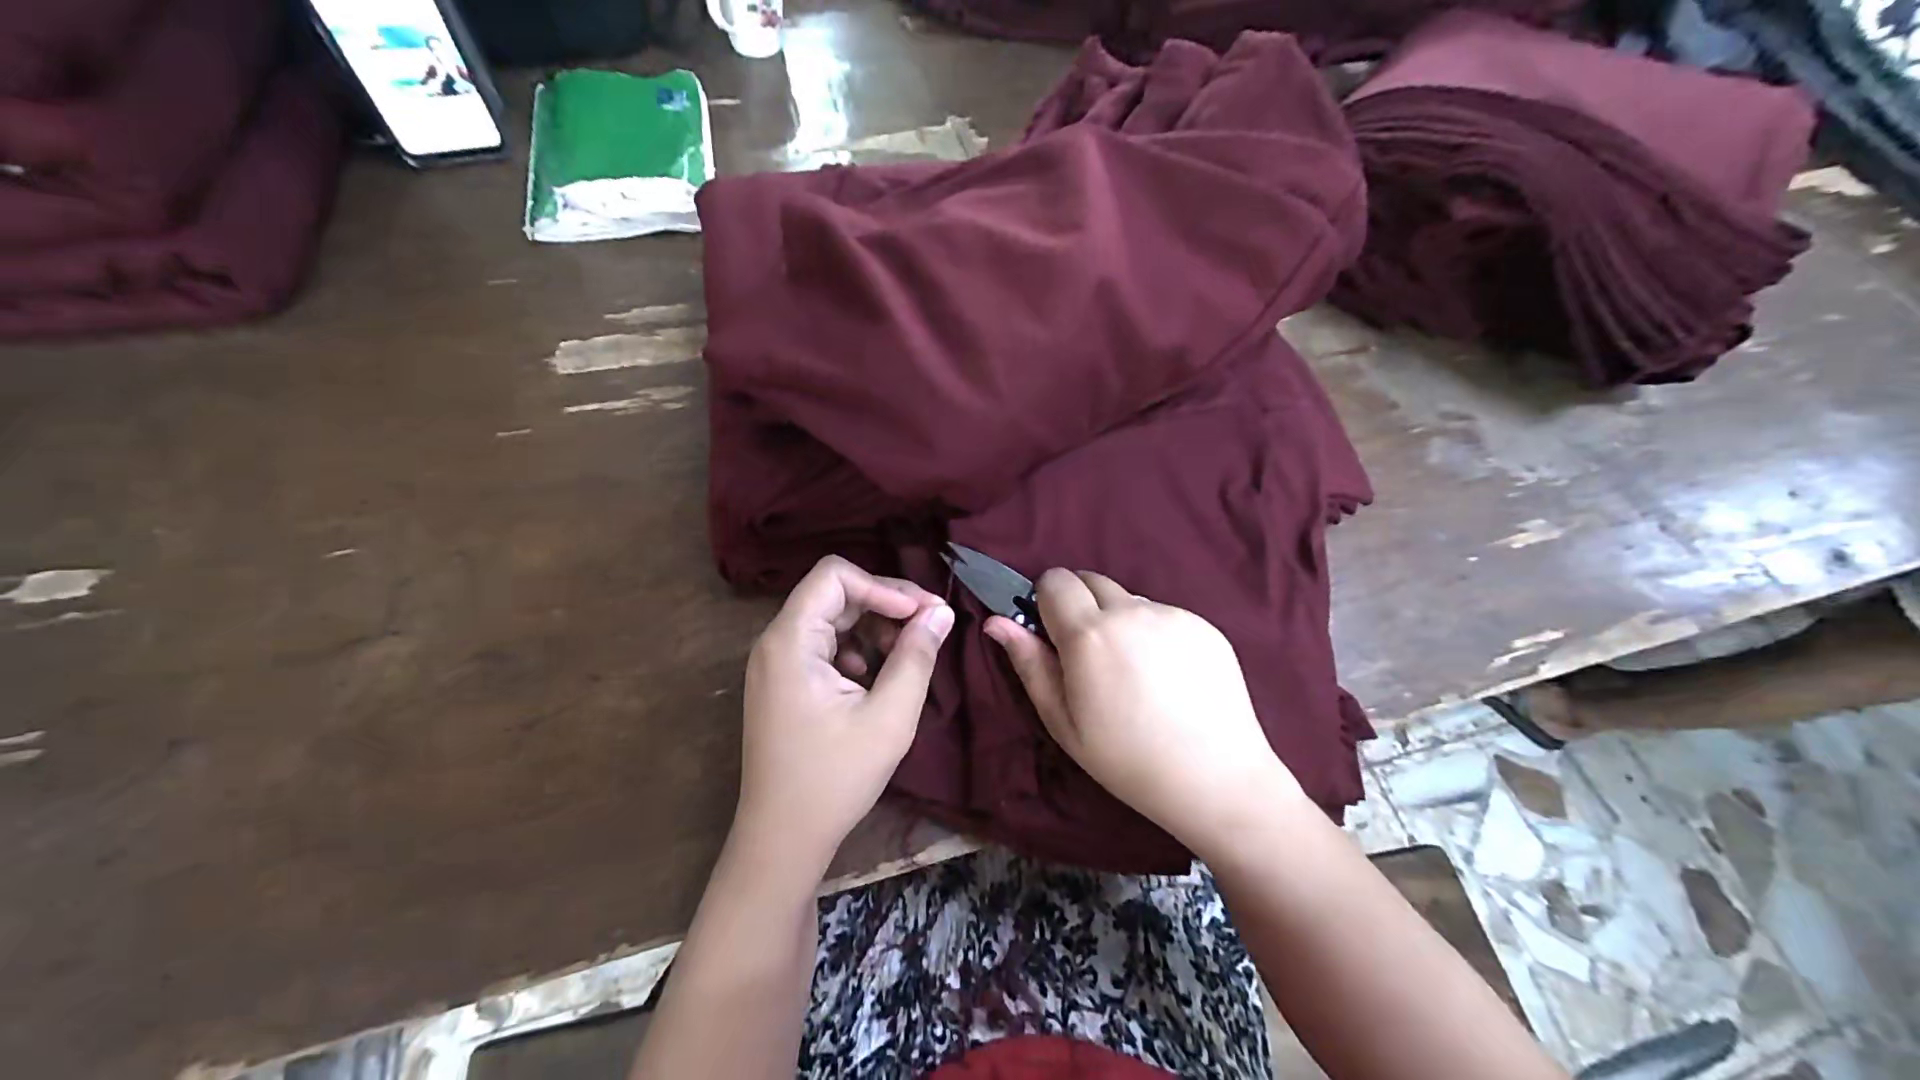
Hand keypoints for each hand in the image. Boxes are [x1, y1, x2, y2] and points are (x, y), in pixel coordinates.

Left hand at [735, 556, 953, 876]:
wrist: (783, 839)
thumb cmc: (835, 778)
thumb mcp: (889, 717)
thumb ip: (916, 657)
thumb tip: (942, 612)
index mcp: (790, 641)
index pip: (835, 575)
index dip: (883, 585)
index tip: (922, 614)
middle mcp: (776, 642)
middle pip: (835, 594)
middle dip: (886, 605)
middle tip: (930, 628)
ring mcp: (777, 664)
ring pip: (833, 619)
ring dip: (875, 628)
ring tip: (908, 657)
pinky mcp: (785, 683)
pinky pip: (825, 646)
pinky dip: (858, 651)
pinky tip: (878, 680)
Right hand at [984, 569, 1305, 854]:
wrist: (1217, 780)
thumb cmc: (1126, 760)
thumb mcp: (1063, 721)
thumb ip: (1029, 663)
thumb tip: (996, 621)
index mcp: (1089, 634)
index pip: (1054, 580)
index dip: (1045, 601)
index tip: (1052, 634)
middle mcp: (1131, 611)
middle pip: (1089, 579)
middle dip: (1079, 605)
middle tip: (1088, 655)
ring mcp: (1172, 615)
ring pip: (1127, 598)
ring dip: (1117, 618)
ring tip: (1133, 671)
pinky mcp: (1204, 625)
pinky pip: (1162, 614)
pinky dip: (1152, 632)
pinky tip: (1166, 676)